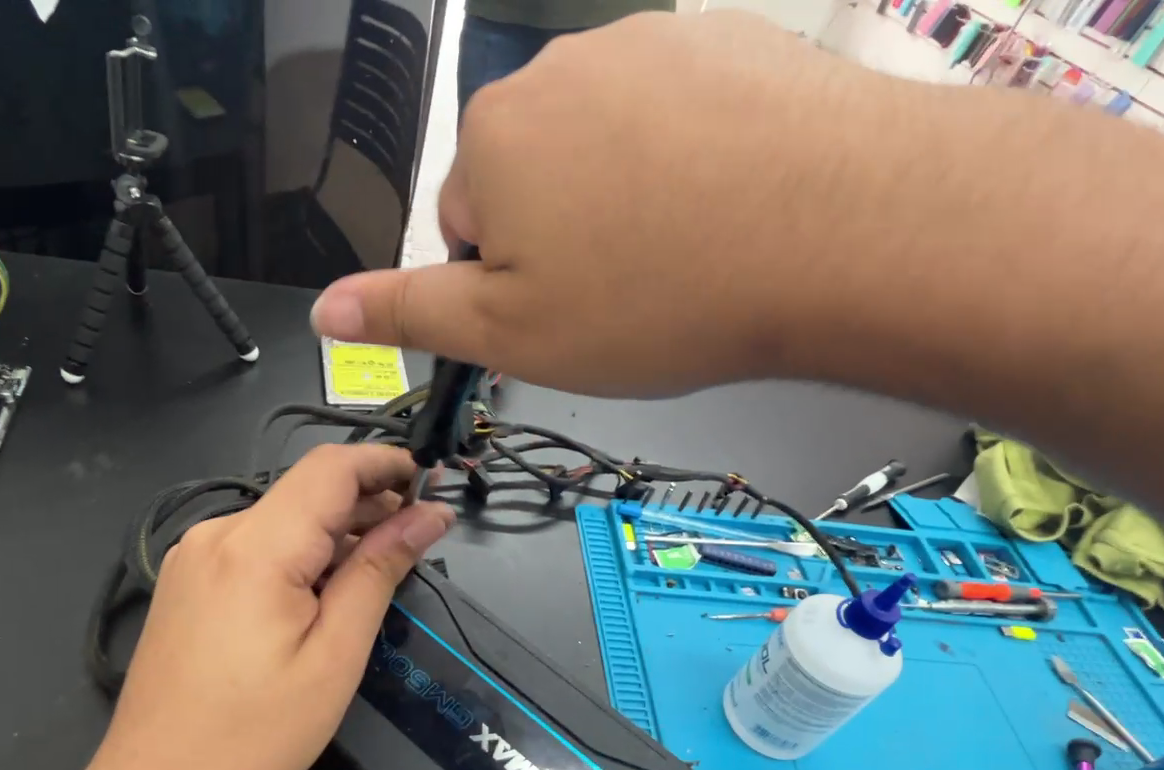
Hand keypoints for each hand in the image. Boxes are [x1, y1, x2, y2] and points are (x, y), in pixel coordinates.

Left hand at [95, 445, 455, 769]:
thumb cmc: (256, 735)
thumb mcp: (335, 654)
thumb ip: (380, 572)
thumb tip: (428, 516)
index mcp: (255, 547)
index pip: (330, 468)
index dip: (386, 463)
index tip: (432, 481)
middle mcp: (216, 535)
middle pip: (305, 492)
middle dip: (368, 502)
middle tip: (419, 536)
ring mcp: (193, 558)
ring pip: (281, 519)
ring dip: (335, 532)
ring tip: (381, 567)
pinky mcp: (186, 582)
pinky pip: (255, 547)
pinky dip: (299, 555)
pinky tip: (325, 590)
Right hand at [309, 11, 968, 395]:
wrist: (838, 233)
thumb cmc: (657, 296)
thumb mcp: (510, 333)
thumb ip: (407, 314)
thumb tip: (325, 312)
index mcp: (492, 141)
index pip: (465, 222)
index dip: (508, 280)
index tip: (562, 311)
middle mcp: (555, 75)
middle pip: (531, 175)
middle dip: (561, 233)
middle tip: (624, 290)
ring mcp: (644, 47)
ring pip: (602, 146)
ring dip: (622, 198)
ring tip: (680, 253)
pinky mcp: (721, 42)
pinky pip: (673, 116)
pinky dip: (684, 161)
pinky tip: (725, 206)